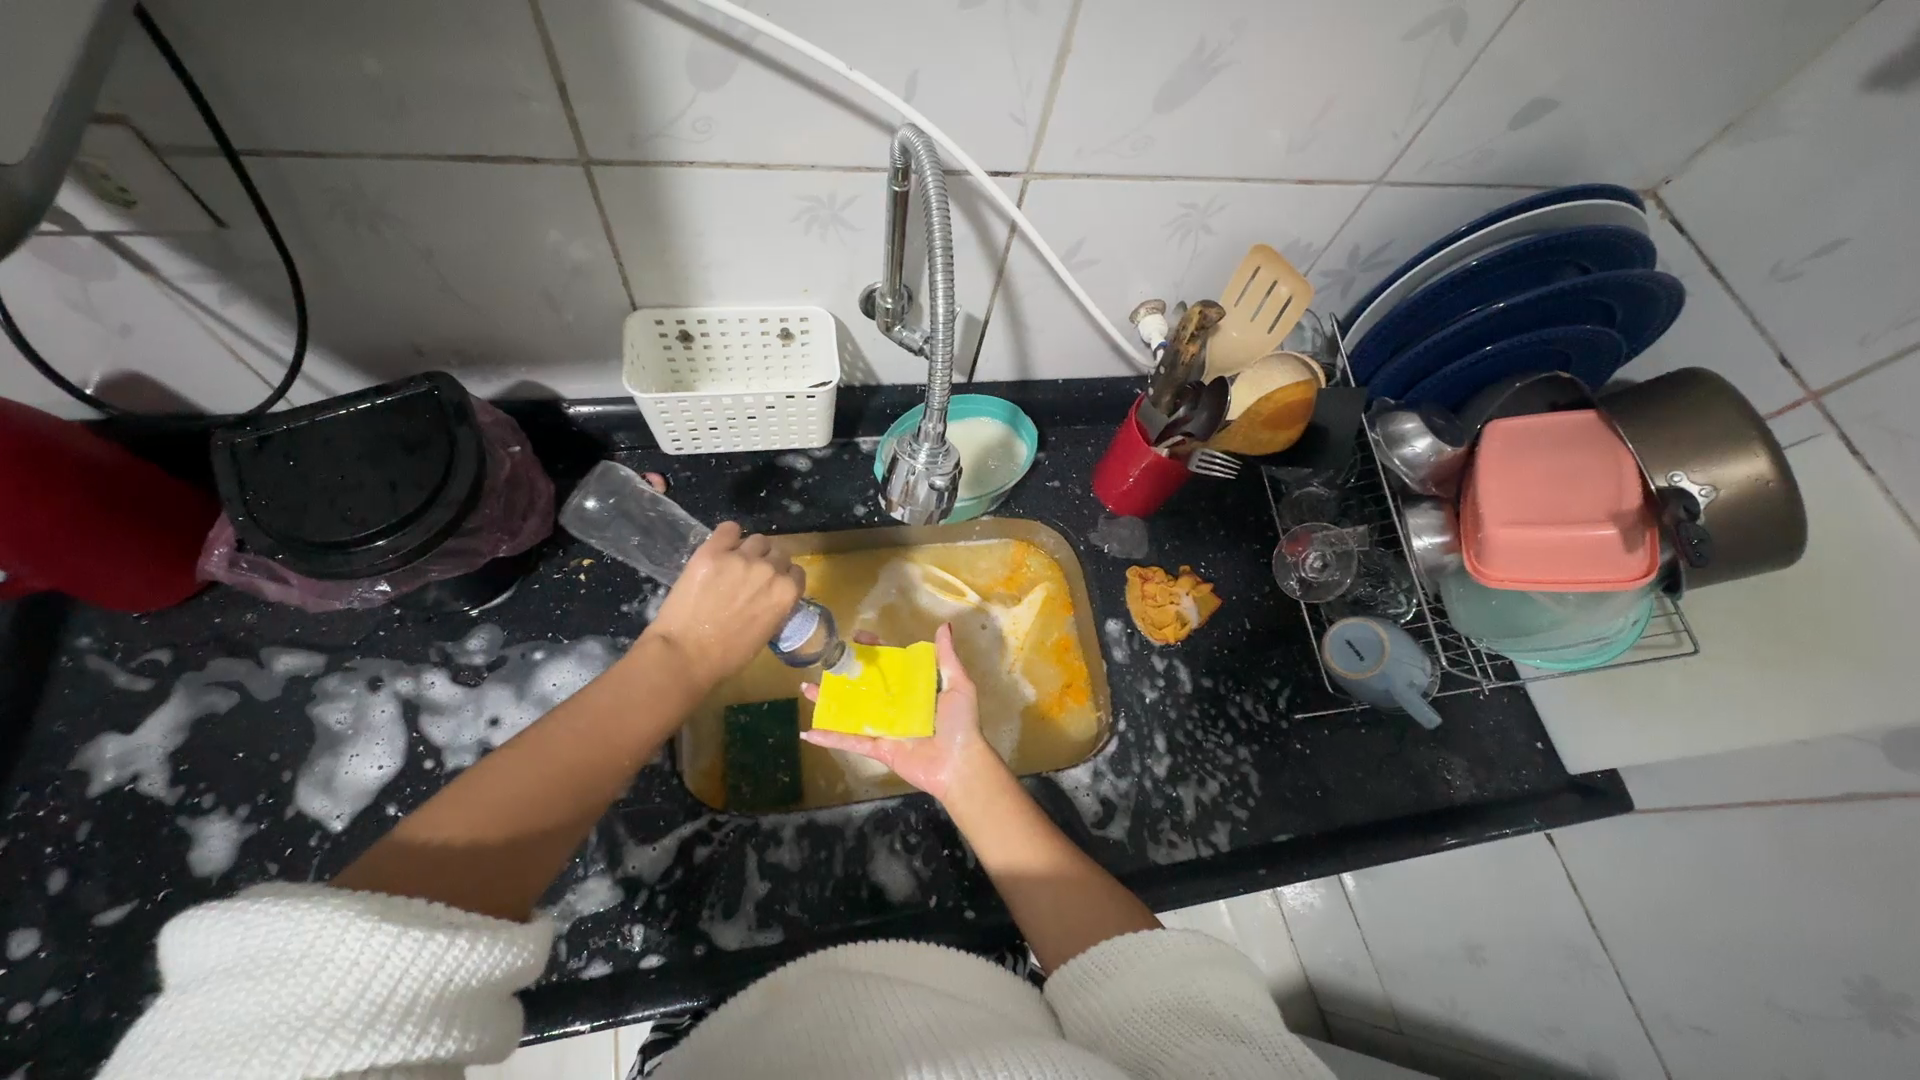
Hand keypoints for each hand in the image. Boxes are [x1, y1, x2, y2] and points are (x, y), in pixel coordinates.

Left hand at [643, 521, 803, 688]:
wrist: (684, 656)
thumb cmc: (727, 657)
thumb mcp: (765, 633)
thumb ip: (774, 607)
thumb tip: (769, 596)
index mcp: (786, 593)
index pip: (796, 572)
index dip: (783, 578)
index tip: (770, 585)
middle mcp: (769, 570)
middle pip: (778, 552)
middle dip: (768, 563)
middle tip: (750, 576)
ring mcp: (740, 558)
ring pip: (756, 540)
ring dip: (750, 549)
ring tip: (734, 562)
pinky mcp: (712, 552)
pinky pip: (728, 529)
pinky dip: (728, 535)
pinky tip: (721, 547)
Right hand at [800, 623, 1008, 802]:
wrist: (959, 764)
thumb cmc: (960, 723)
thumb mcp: (958, 685)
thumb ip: (946, 657)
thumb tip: (943, 626)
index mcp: (914, 689)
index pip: (889, 664)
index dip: (873, 650)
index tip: (858, 637)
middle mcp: (896, 705)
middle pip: (864, 686)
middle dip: (843, 673)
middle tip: (824, 660)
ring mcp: (884, 727)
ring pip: (851, 711)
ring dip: (828, 702)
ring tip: (806, 689)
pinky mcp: (877, 748)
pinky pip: (850, 741)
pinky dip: (829, 737)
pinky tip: (809, 731)